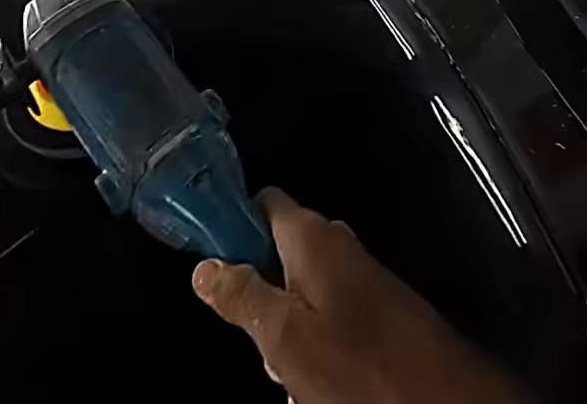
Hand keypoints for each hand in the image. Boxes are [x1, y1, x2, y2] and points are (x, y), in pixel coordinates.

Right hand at [192, 188, 523, 403]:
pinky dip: (319, 343)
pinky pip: (332, 314)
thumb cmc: (360, 365)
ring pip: (303, 291)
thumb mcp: (284, 337)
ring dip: (289, 329)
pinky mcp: (382, 308)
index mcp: (310, 234)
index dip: (234, 225)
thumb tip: (204, 267)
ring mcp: (362, 275)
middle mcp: (336, 242)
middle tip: (261, 342)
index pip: (262, 202)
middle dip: (262, 295)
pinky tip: (322, 386)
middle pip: (278, 252)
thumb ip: (240, 296)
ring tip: (293, 378)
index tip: (218, 264)